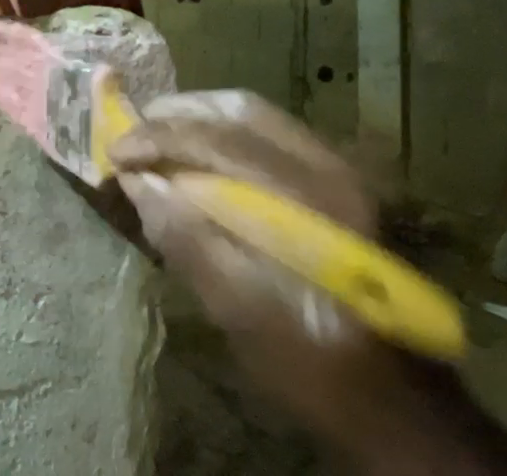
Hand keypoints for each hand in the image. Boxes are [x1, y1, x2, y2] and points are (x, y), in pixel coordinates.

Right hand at [107, 90, 424, 450]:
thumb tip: (136, 181)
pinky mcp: (337, 181)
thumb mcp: (236, 309)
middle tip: (130, 137)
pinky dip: (221, 133)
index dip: (156, 137)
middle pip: (237, 110)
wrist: (392, 397)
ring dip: (196, 119)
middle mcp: (329, 168)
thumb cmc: (309, 361)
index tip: (114, 153)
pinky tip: (195, 158)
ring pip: (253, 115)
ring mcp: (339, 170)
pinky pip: (268, 134)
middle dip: (174, 114)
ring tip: (154, 140)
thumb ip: (184, 238)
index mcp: (309, 199)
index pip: (217, 139)